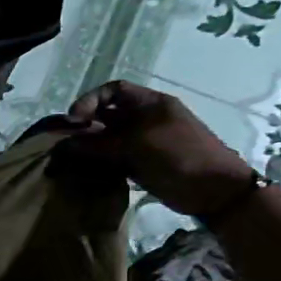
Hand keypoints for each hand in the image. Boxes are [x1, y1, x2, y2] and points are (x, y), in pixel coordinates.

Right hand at [65, 80, 255, 216]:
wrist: (214, 190)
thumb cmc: (179, 155)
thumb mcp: (137, 144)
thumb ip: (99, 144)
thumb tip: (66, 145)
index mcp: (150, 104)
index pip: (113, 90)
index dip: (91, 100)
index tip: (74, 119)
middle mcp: (144, 119)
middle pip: (106, 114)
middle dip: (85, 125)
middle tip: (66, 141)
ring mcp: (142, 142)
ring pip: (107, 138)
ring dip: (88, 146)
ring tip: (70, 157)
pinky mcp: (140, 163)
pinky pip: (112, 158)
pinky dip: (98, 162)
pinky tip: (84, 169)